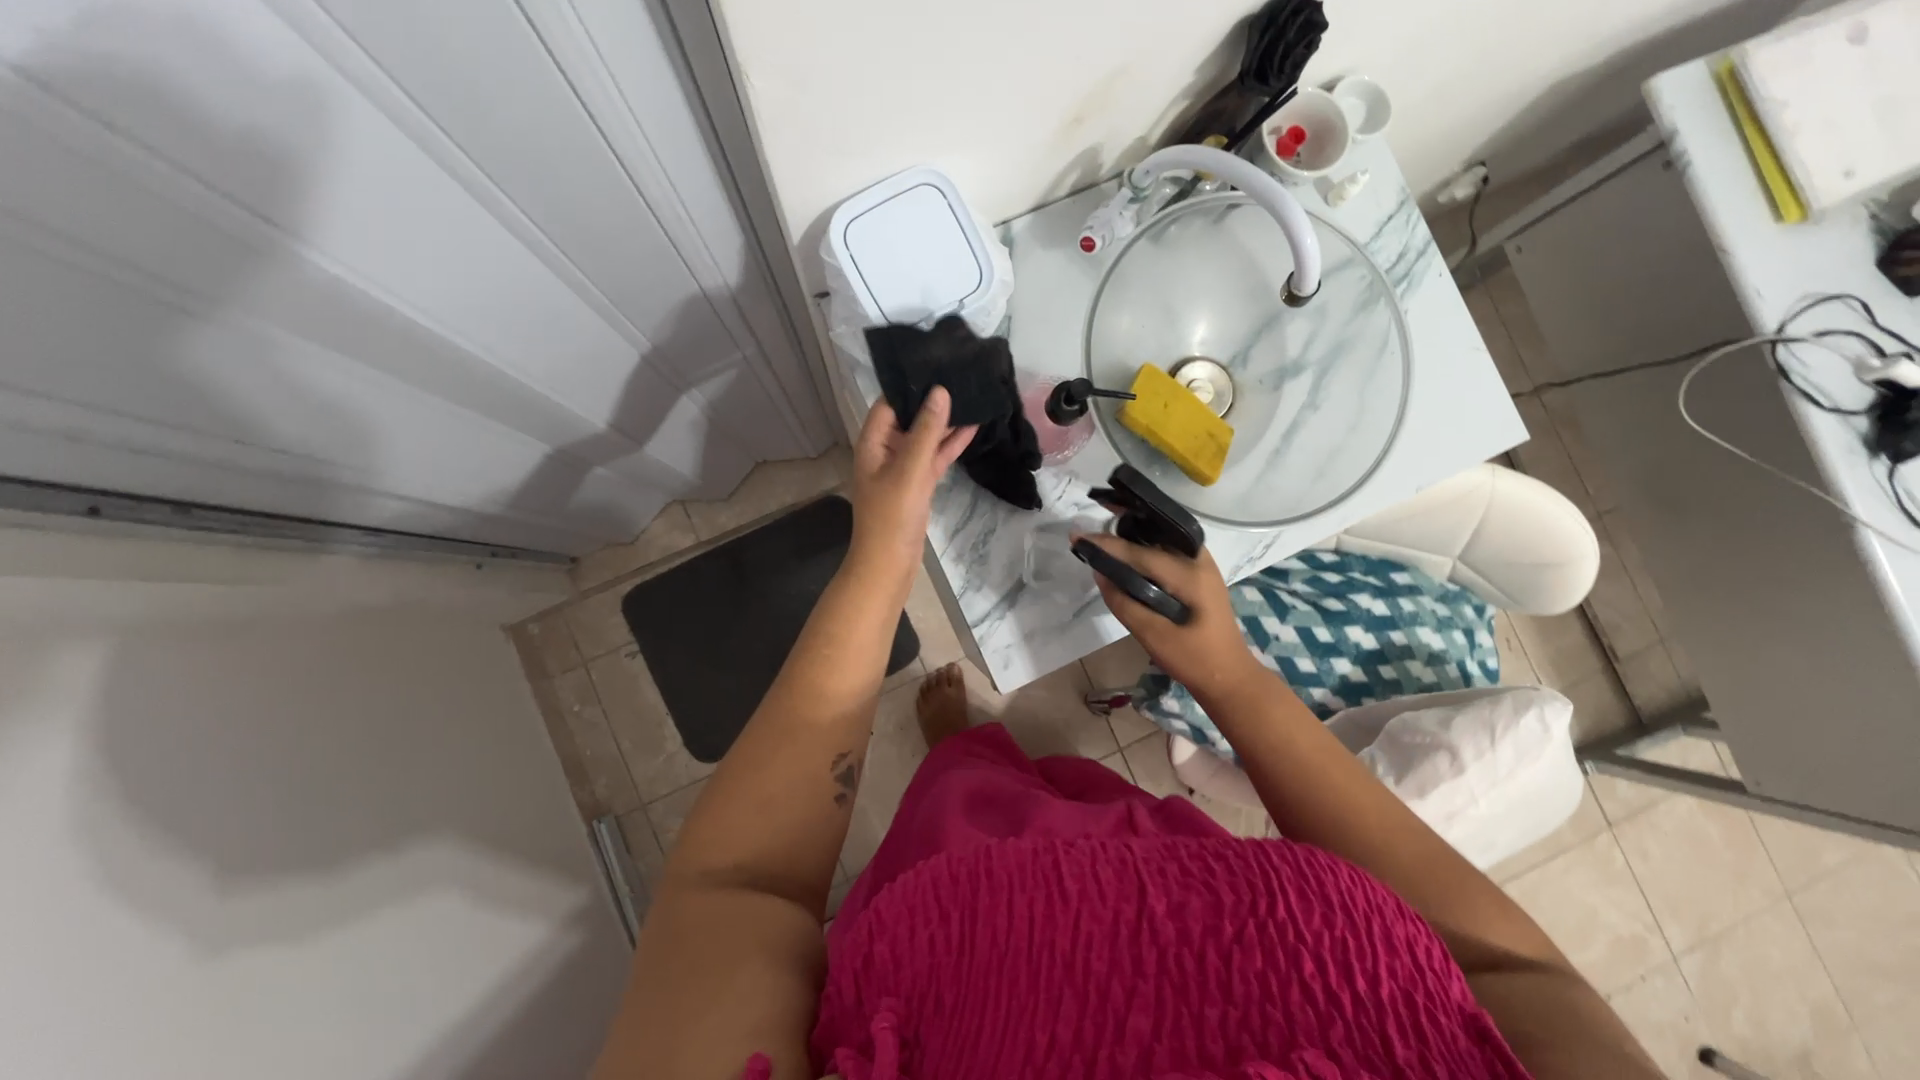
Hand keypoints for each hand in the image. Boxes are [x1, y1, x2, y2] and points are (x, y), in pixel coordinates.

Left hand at [849, 388, 975, 584]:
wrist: (889, 563)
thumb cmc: (892, 515)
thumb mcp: (909, 469)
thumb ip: (926, 431)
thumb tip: (940, 392)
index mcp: (873, 443)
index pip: (889, 403)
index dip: (911, 385)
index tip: (937, 365)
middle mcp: (886, 450)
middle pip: (910, 417)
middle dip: (933, 400)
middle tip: (962, 376)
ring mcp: (903, 467)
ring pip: (926, 437)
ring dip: (946, 421)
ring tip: (973, 396)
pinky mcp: (919, 483)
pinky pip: (935, 457)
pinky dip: (951, 444)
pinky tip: (973, 427)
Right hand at [1073, 532, 1262, 699]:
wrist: (1229, 677)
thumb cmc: (1193, 659)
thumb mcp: (1153, 636)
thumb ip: (1124, 603)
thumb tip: (1099, 574)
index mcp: (1190, 575)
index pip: (1140, 552)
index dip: (1107, 545)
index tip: (1078, 537)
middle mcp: (1199, 560)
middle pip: (1153, 536)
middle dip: (1120, 530)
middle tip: (1088, 531)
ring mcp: (1203, 565)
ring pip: (1162, 540)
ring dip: (1133, 537)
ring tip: (1102, 538)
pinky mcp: (1200, 574)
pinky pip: (1168, 551)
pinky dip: (1146, 549)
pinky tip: (1127, 556)